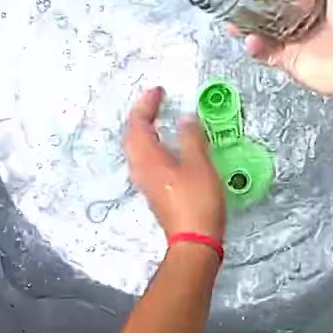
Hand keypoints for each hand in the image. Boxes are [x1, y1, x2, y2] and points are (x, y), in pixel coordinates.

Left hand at [123, 87, 226, 241]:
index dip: (146, 104)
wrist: (194, 241)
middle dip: (143, 115)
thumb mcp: (200, 164)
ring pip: (137, 149)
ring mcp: (145, 182)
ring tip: (160, 119)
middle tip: (157, 102)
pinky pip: (146, 161)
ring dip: (146, 131)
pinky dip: (152, 146)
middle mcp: (140, 169)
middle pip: (133, 136)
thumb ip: (191, 138)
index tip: (159, 91)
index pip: (138, 124)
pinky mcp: (154, 192)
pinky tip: (167, 147)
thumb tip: (186, 119)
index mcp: (148, 158)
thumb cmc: (197, 202)